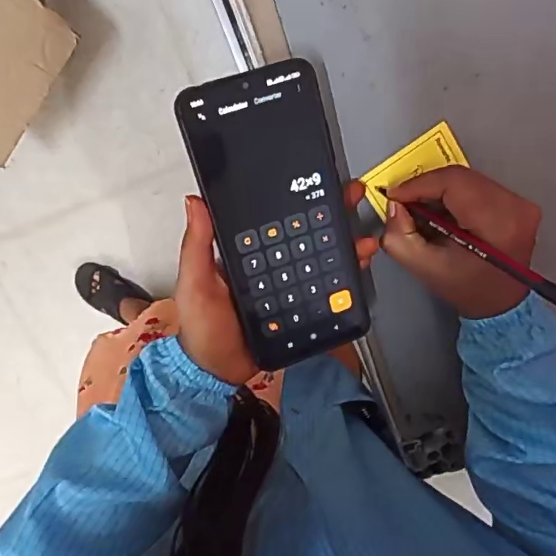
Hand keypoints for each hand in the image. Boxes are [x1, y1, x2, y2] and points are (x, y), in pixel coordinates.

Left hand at [176, 185, 380, 383]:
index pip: (271, 223)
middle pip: (302, 236)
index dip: (293, 202)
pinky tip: (354, 269)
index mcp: (243, 256)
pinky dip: (341, 281)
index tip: (312, 182)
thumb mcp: (194, 283)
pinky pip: (321, 292)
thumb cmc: (200, 329)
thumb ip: (197, 245)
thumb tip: (195, 203)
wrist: (217, 372)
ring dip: (342, 246)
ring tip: (360, 236)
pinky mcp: (297, 310)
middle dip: (329, 216)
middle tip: (349, 197)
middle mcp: (267, 268)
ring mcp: (284, 289)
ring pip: (317, 261)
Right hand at [381, 166, 539, 318]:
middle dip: (426, 187)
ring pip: (468, 179)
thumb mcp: (426, 269)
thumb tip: (395, 206)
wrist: (501, 303)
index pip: (454, 182)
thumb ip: (401, 237)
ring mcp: (520, 203)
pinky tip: (441, 212)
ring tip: (421, 210)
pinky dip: (453, 194)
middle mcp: (515, 207)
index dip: (418, 185)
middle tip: (404, 203)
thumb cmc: (468, 290)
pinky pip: (477, 186)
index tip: (395, 196)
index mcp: (497, 224)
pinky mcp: (517, 202)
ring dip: (438, 190)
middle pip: (461, 177)